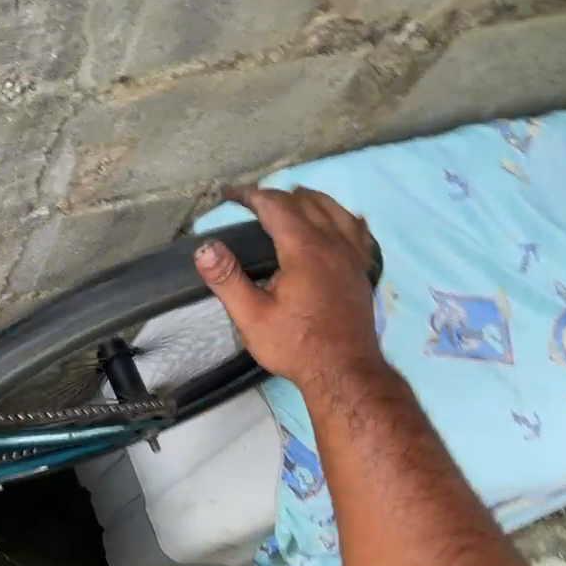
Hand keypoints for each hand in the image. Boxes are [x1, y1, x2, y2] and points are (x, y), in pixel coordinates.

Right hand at [194, 186, 384, 393]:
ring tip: (291, 201)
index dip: (251, 195)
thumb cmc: (293, 345)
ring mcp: (352, 255)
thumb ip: (227, 279)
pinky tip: (339, 220)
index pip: (276, 207)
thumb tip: (204, 248)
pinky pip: (356, 229)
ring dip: (309, 199)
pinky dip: (341, 216)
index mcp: (304, 249)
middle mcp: (332, 243)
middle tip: (252, 201)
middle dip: (277, 195)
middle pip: (306, 202)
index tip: (230, 195)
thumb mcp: (250, 316)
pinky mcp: (361, 270)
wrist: (342, 370)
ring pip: (334, 209)